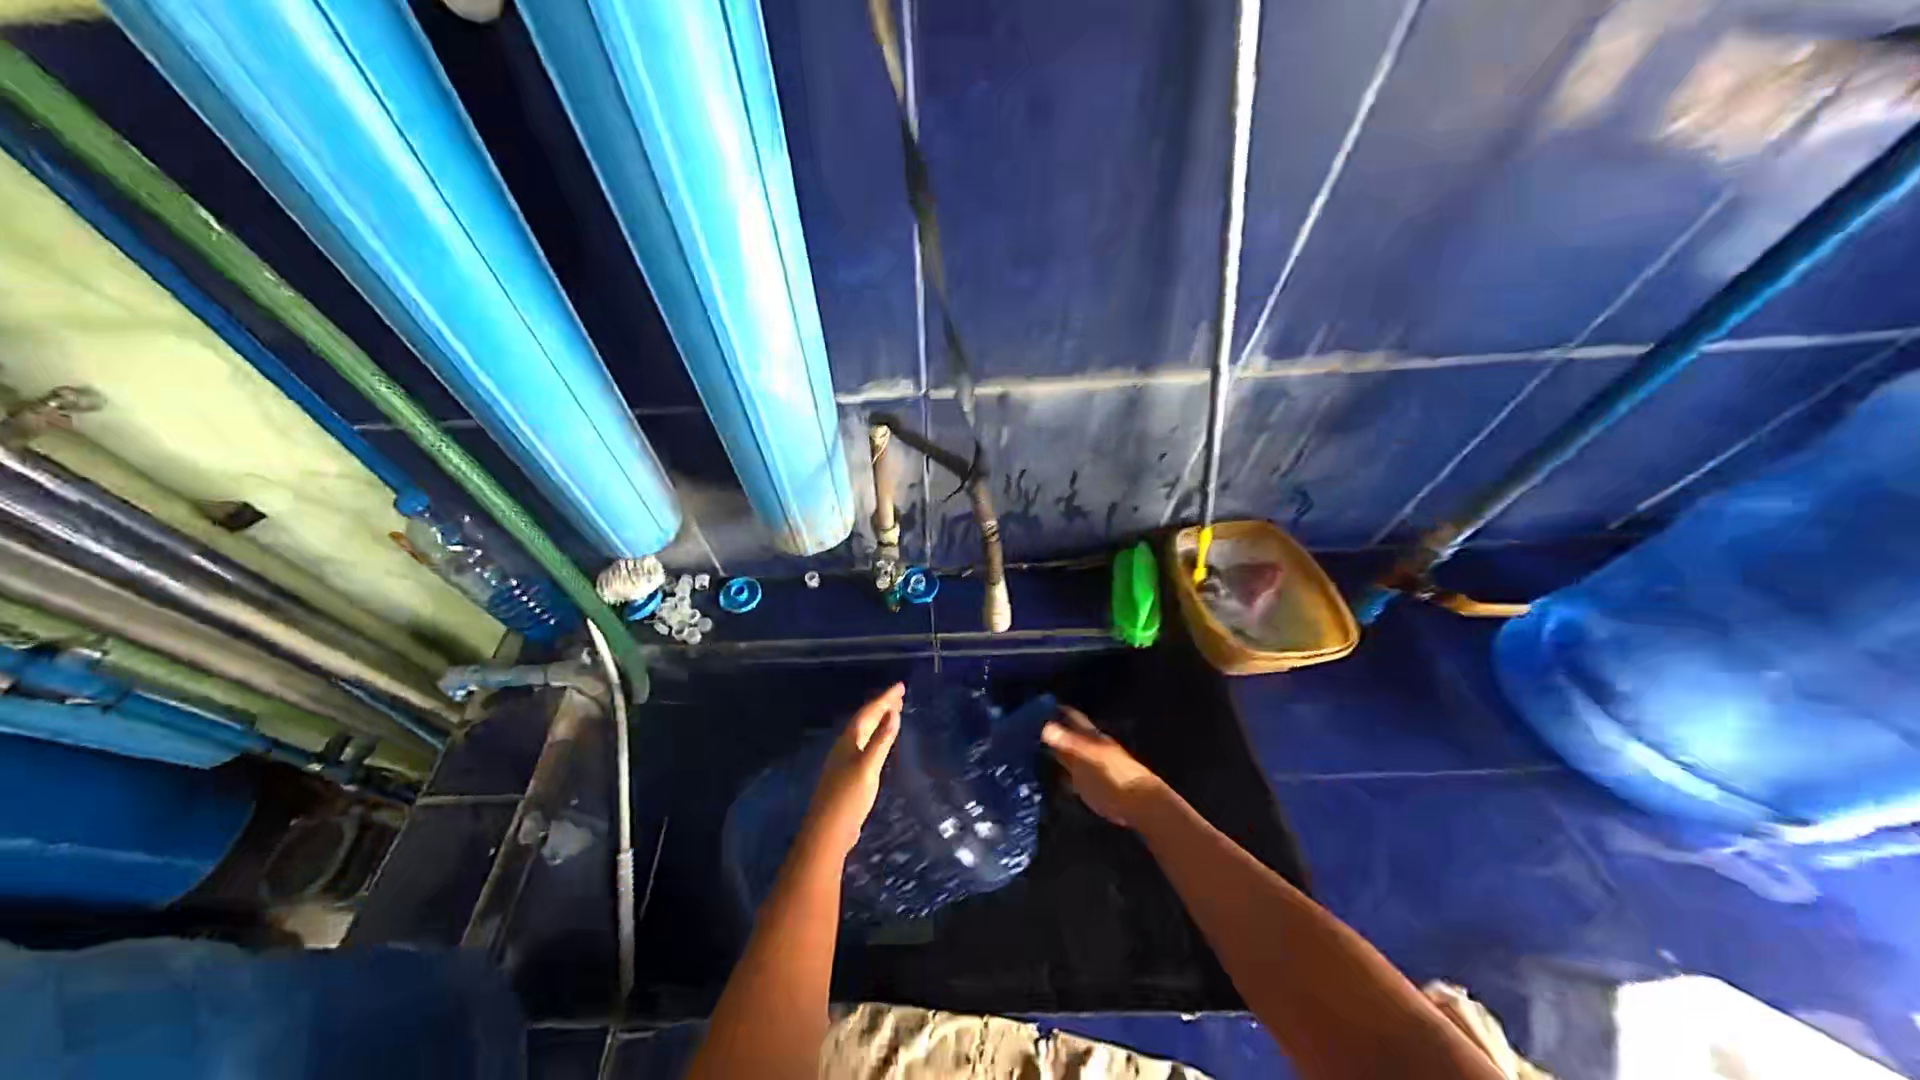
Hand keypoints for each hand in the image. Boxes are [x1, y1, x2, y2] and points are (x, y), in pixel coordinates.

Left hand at [799, 683, 904, 858]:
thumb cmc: (848, 796)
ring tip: (894, 713)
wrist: (828, 831)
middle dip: (883, 706)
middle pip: (866, 719)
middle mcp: (846, 746)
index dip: (885, 698)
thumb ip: (882, 740)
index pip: (869, 712)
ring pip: (865, 731)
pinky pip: (865, 744)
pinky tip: (881, 743)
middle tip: (900, 696)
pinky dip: (877, 736)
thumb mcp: (868, 766)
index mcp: (850, 740)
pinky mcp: (848, 773)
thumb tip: (894, 713)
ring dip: (879, 720)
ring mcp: (845, 760)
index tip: (901, 686)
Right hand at [1041, 705, 1167, 827]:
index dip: (1058, 710)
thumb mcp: (1092, 756)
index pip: (1072, 717)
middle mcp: (1088, 748)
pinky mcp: (1085, 785)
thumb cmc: (1116, 776)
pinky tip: (1044, 770)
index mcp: (1092, 737)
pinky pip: (1066, 772)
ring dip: (1051, 749)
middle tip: (1027, 726)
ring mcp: (1087, 766)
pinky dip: (1055, 769)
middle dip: (1050, 729)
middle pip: (1067, 734)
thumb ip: (1070, 743)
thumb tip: (1045, 727)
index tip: (1037, 705)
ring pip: (1065, 753)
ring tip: (1030, 745)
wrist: (1138, 803)